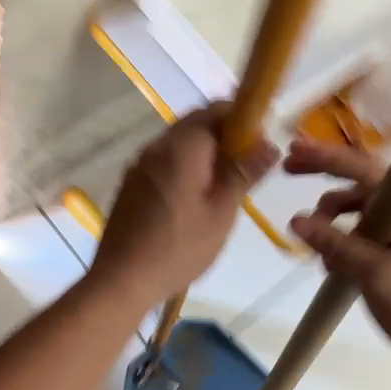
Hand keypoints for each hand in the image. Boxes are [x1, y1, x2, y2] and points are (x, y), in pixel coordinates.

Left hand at [91, 106, 278, 305]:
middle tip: (248, 165)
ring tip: (226, 183)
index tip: (261, 141)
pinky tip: (196, 196)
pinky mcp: (131, 184)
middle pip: (195, 123)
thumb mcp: (221, 213)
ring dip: (205, 151)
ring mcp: (139, 165)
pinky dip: (185, 166)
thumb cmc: (179, 248)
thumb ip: (243, 173)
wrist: (121, 279)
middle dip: (224, 135)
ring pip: (178, 143)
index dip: (242, 117)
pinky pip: (164, 161)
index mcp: (180, 148)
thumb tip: (269, 143)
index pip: (214, 110)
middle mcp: (155, 147)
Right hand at [285, 140, 390, 380]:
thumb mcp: (375, 274)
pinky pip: (369, 235)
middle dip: (325, 187)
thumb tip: (296, 221)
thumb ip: (335, 243)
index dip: (327, 158)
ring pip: (362, 213)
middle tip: (286, 176)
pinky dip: (346, 243)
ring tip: (317, 254)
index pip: (366, 170)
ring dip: (334, 225)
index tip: (293, 151)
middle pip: (362, 186)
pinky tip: (331, 264)